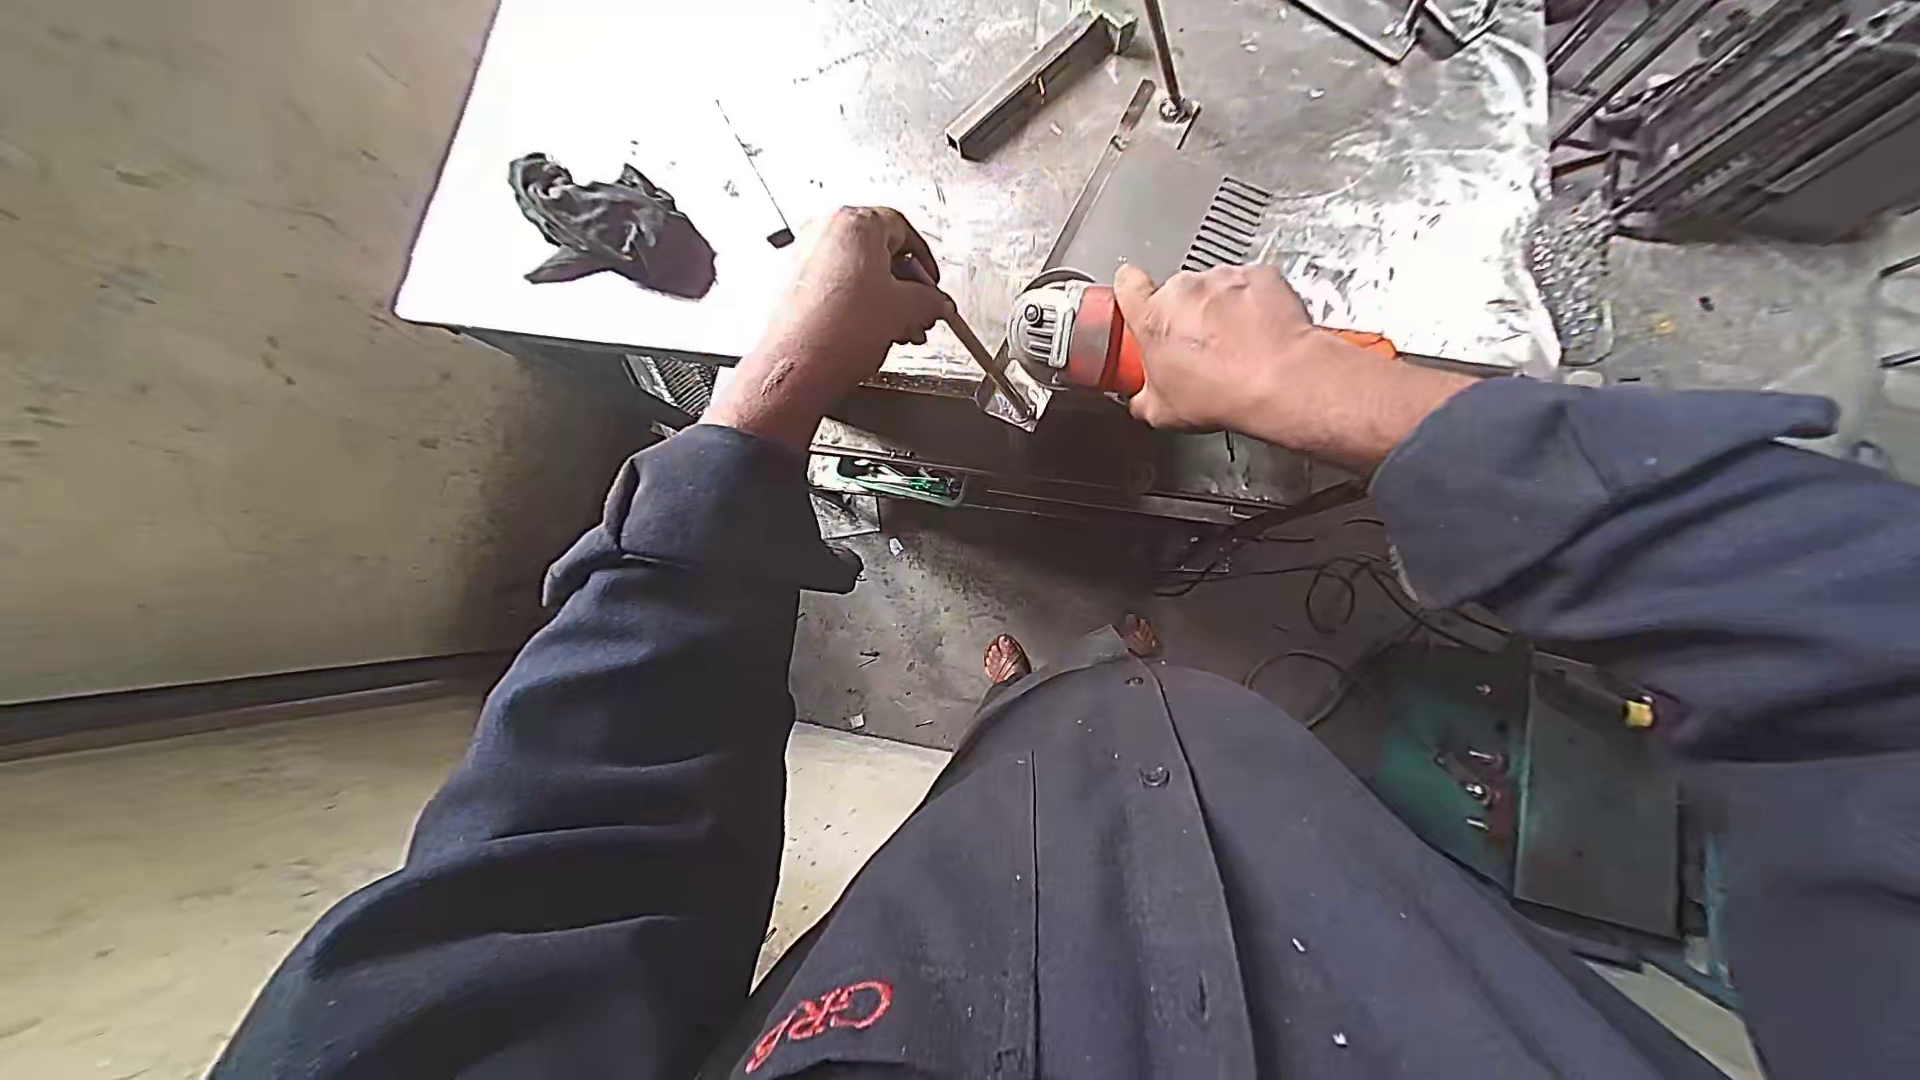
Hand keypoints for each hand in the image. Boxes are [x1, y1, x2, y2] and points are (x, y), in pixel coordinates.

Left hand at [705, 207, 945, 452]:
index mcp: (855, 223)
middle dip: (906, 286)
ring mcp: (806, 257)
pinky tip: (875, 331)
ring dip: (886, 300)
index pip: (903, 229)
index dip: (924, 261)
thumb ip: (930, 301)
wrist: (801, 364)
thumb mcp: (905, 311)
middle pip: (879, 251)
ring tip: (901, 328)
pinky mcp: (796, 285)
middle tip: (920, 310)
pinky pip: (838, 287)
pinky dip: (860, 305)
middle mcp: (825, 231)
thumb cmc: (840, 329)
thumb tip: (936, 303)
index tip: (931, 283)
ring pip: (859, 272)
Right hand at [1114, 263, 1472, 472]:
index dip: (1127, 289)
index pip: (1128, 284)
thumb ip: (1146, 401)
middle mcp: (1191, 287)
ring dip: (1222, 313)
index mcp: (1156, 315)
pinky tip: (1263, 336)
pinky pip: (1251, 290)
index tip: (1132, 293)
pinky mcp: (1267, 279)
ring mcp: (1229, 280)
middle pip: (1177, 292)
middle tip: (1198, 349)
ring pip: (1216, 291)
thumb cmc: (1227, 395)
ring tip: (1238, 349)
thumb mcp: (1166, 411)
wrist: (1286, 385)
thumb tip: (1141, 405)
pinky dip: (1254, 307)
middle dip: (1184, 316)